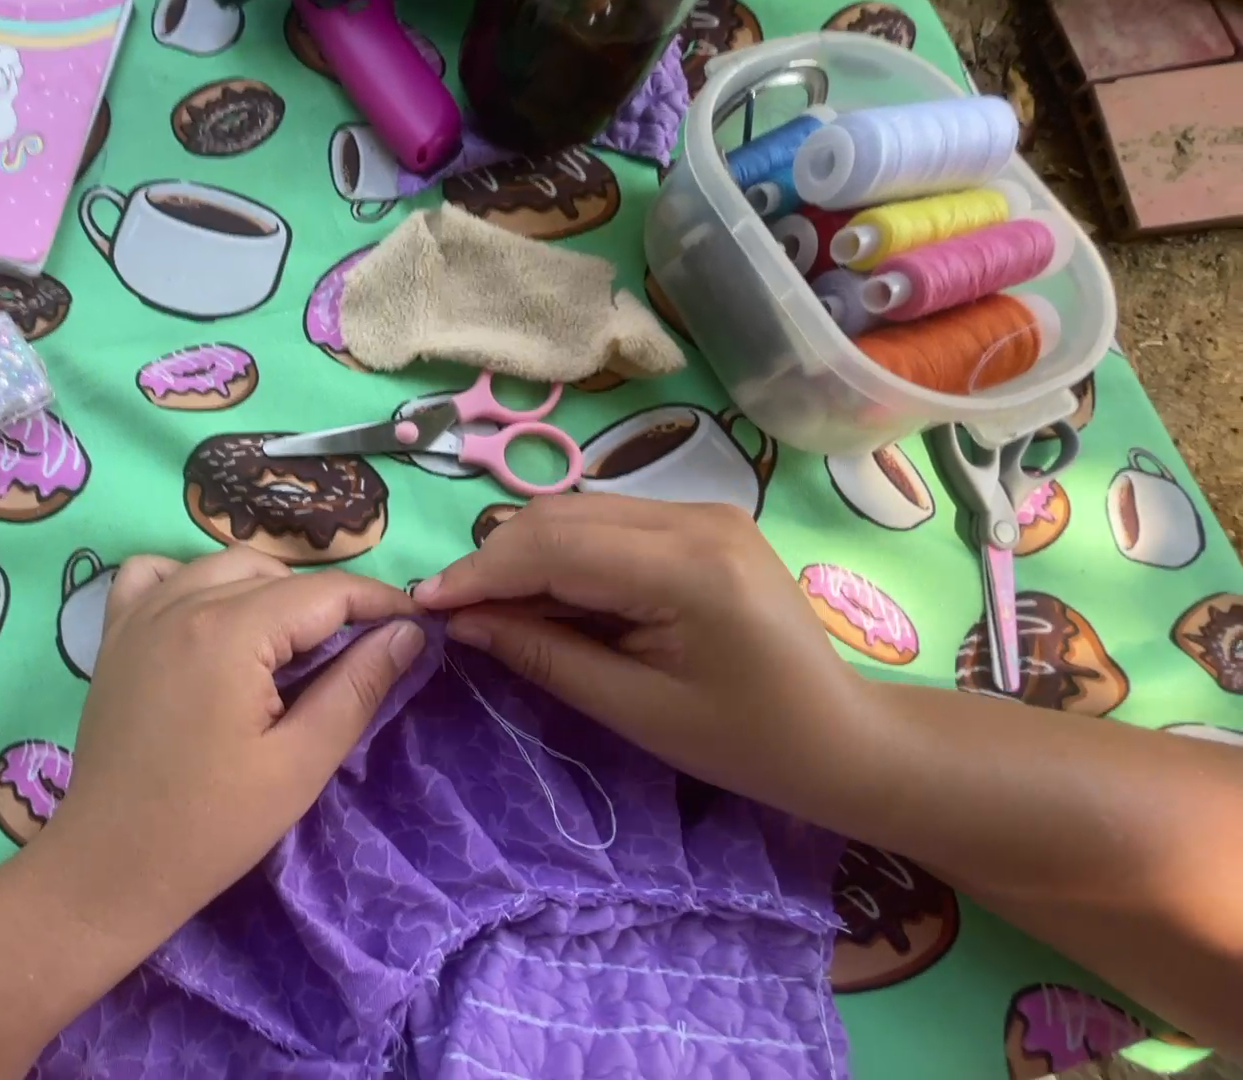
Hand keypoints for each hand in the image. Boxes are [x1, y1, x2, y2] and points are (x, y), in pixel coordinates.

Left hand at [41, 547, 424, 939]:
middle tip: (354, 653)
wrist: (109, 867)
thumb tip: (406, 632)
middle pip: (277, 575)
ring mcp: (140, 612)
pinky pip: (156, 574)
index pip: (325, 592)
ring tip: (288, 643)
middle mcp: (182, 602)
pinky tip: (208, 616)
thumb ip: (358, 686)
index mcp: (231, 631)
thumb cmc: (212, 826)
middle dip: (328, 604)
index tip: (414, 625)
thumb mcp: (301, 762)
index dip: (379, 602)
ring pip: (223, 565)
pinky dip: (190, 578)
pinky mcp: (114, 632)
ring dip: (268, 589)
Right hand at [413, 494, 877, 810]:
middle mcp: (694, 517)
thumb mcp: (632, 709)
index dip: (481, 572)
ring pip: (572, 512)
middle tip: (452, 610)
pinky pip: (600, 525)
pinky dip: (557, 556)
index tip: (424, 601)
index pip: (555, 547)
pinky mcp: (694, 521)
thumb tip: (461, 621)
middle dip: (493, 561)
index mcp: (689, 568)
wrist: (845, 736)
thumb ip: (541, 653)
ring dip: (521, 555)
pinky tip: (542, 594)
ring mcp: (698, 511)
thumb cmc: (745, 741)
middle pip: (557, 517)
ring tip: (490, 607)